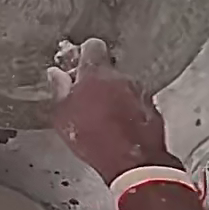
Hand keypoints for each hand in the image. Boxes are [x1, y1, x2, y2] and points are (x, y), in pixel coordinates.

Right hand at [47, 38, 178, 182]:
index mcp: (96, 73)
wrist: (132, 163)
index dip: (82, 54)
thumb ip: (59, 89)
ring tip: (100, 116)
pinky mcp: (152, 108)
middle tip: (83, 97)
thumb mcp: (63, 115)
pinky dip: (127, 108)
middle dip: (96, 79)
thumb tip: (56, 74)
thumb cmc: (93, 137)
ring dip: (113, 94)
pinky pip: (136, 101)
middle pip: (108, 68)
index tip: (75, 66)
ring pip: (122, 85)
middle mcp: (121, 77)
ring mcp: (140, 91)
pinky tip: (117, 126)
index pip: (92, 46)